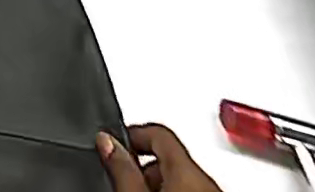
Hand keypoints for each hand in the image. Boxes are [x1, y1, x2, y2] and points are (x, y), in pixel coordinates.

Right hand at [98, 124, 225, 191]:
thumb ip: (121, 166)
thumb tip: (105, 139)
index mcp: (188, 169)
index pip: (158, 131)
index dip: (131, 133)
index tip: (113, 142)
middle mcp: (209, 182)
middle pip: (171, 157)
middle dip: (145, 163)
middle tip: (125, 176)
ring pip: (184, 179)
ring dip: (161, 182)